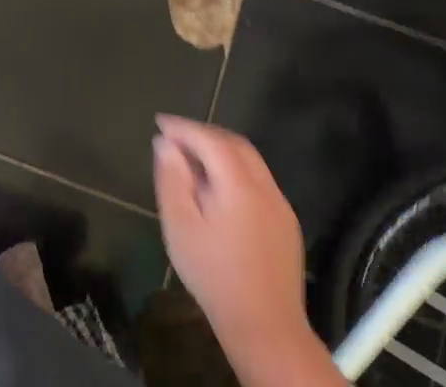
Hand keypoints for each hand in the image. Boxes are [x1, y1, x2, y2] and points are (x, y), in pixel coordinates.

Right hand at [153, 114, 306, 340]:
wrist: (264, 324)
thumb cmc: (212, 272)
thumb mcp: (179, 224)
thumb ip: (172, 179)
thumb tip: (166, 144)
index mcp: (241, 188)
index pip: (212, 141)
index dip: (184, 127)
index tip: (159, 122)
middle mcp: (268, 191)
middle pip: (237, 145)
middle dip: (204, 133)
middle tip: (173, 134)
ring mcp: (281, 208)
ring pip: (251, 163)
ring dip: (220, 150)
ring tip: (189, 157)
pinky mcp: (286, 225)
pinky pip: (259, 182)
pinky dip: (233, 169)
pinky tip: (215, 187)